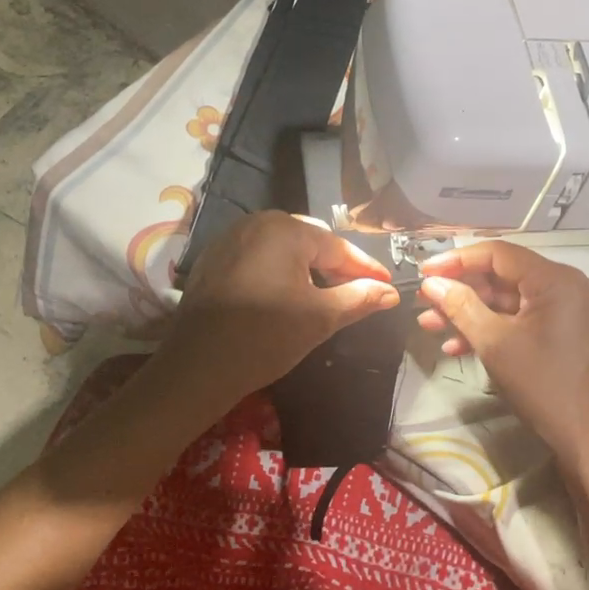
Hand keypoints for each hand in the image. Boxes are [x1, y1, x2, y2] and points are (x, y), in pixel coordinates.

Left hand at [160, 211, 399, 407]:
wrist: (198, 366)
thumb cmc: (266, 337)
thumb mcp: (320, 318)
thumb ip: (359, 299)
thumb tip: (390, 293)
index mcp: (286, 230)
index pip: (338, 247)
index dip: (366, 269)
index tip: (387, 286)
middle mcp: (257, 222)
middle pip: (310, 241)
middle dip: (336, 266)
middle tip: (358, 291)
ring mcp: (231, 238)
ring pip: (283, 247)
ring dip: (308, 268)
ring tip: (326, 294)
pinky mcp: (214, 258)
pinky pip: (258, 256)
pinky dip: (279, 270)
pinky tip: (287, 295)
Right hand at [416, 241, 588, 462]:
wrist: (582, 436)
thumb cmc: (541, 385)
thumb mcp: (494, 343)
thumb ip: (461, 306)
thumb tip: (431, 283)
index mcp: (555, 279)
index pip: (498, 254)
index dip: (456, 260)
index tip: (423, 272)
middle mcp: (563, 284)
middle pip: (500, 275)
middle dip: (460, 290)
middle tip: (424, 302)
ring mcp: (563, 308)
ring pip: (505, 298)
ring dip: (468, 311)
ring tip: (430, 325)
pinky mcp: (558, 329)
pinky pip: (517, 317)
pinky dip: (488, 327)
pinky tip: (456, 346)